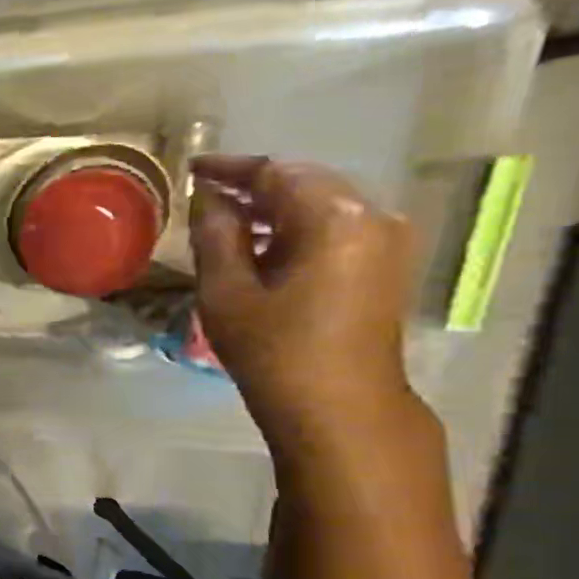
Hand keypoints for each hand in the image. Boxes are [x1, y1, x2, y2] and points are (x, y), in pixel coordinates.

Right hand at [190, 155, 415, 434]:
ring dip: (274, 207)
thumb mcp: (227, 292)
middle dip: (253, 185)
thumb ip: (216, 235)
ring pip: (321, 204)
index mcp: (334, 218)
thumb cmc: (275, 351)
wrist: (339, 410)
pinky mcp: (385, 265)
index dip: (229, 169)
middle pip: (304, 182)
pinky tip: (262, 245)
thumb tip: (209, 199)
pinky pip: (335, 227)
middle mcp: (372, 216)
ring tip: (226, 219)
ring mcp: (387, 241)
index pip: (275, 172)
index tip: (191, 169)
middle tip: (205, 193)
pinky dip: (295, 227)